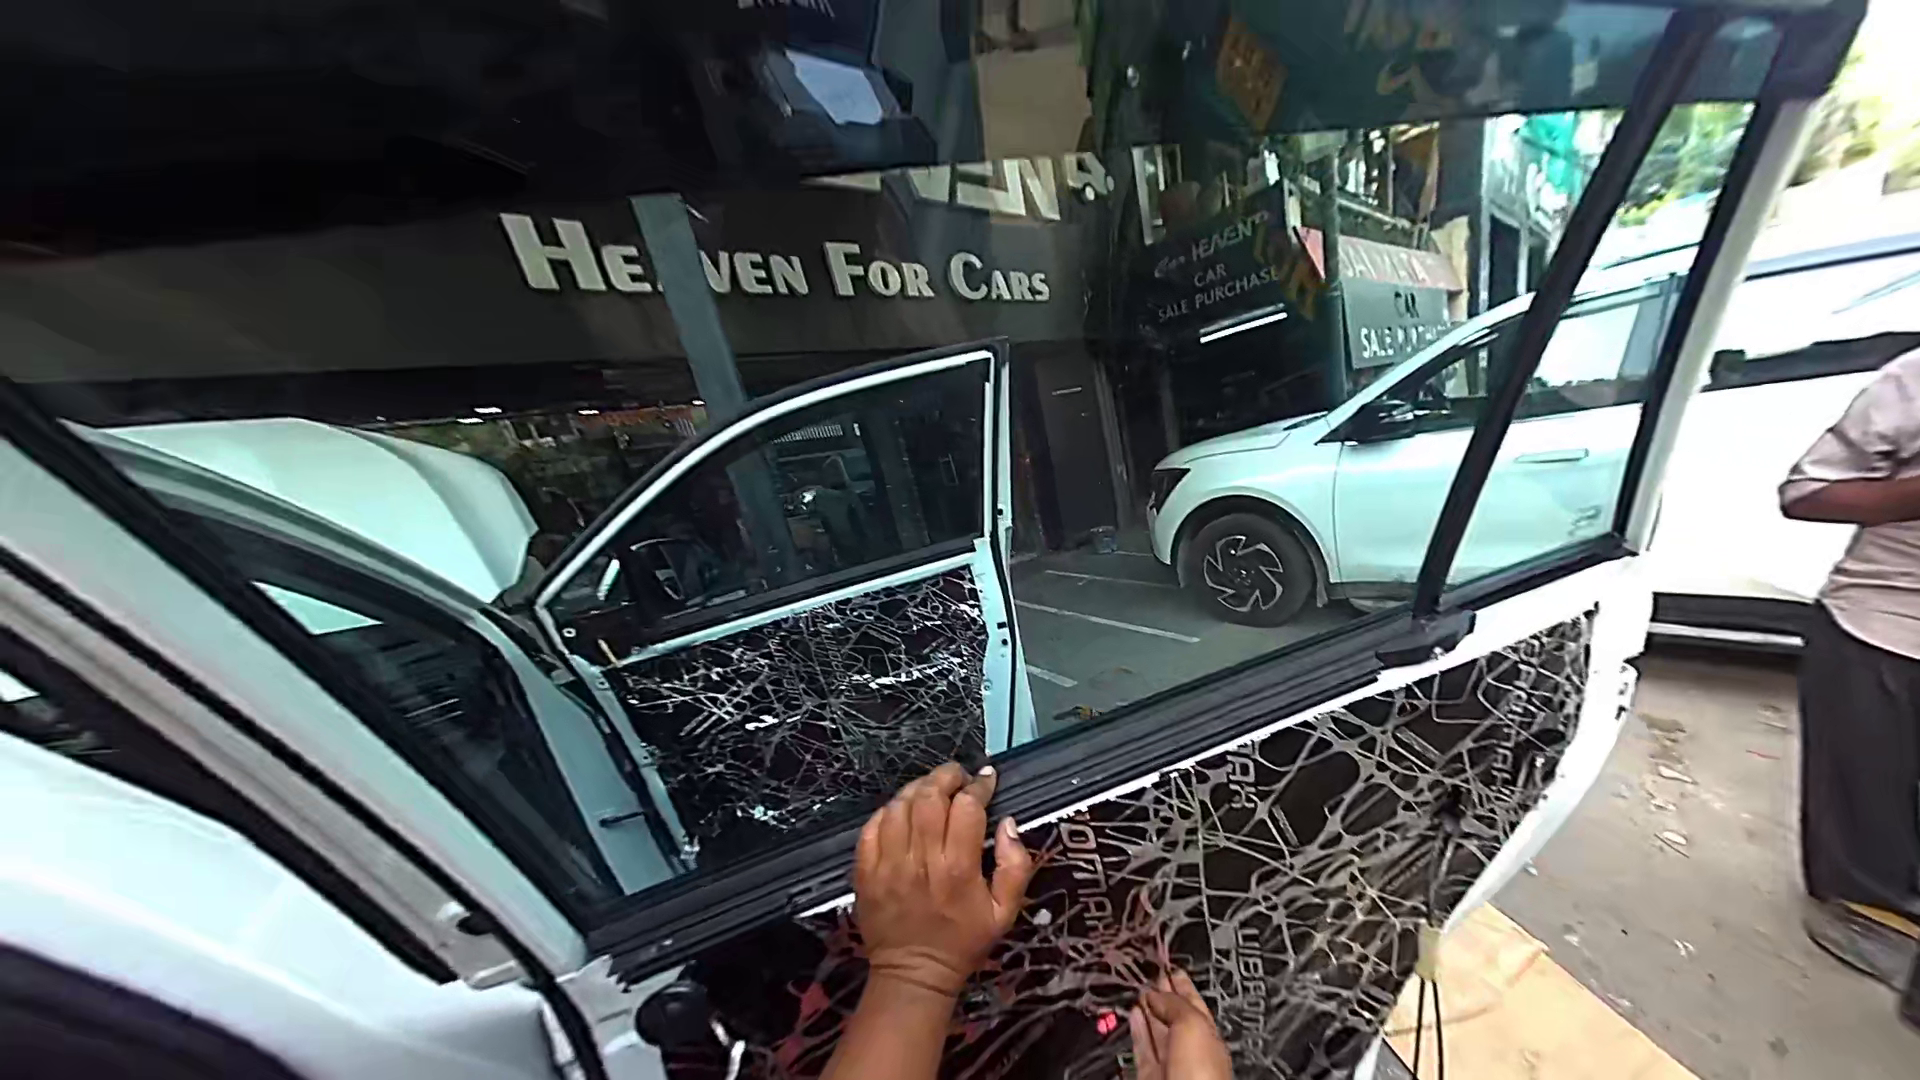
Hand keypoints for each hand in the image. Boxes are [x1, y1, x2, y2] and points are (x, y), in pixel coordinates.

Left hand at [853, 763, 1035, 998]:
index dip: (978, 786)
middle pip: (929, 796)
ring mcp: (888, 863)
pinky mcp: (866, 869)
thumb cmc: (963, 941)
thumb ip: (1016, 866)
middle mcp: (921, 860)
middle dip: (946, 776)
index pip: (967, 807)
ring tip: (932, 789)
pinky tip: (903, 810)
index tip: (986, 778)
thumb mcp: (1005, 912)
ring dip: (918, 788)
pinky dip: (889, 809)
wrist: (913, 975)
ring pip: (901, 804)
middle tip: (958, 777)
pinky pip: (873, 824)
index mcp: (958, 869)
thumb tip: (1008, 823)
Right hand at [1129, 970, 1233, 1079]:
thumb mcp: (1191, 1024)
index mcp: (1209, 1038)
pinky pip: (1144, 1050)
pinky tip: (1132, 1014)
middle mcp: (1193, 1054)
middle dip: (1162, 993)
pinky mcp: (1151, 1079)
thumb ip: (1173, 1002)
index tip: (1168, 964)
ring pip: (1158, 1032)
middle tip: (1149, 972)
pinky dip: (1137, 1030)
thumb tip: (1156, 992)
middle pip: (1174, 1016)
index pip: (1193, 1002)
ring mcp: (1172, 1069)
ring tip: (1137, 989)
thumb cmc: (1202, 1078)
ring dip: (1147, 1009)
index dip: (1180, 982)